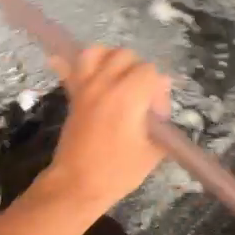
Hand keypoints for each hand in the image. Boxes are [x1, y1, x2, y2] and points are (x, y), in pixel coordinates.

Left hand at [42, 45, 170, 210]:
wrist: (77, 183)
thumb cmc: (118, 171)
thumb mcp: (152, 151)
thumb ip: (160, 120)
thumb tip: (162, 94)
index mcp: (127, 96)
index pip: (150, 72)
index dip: (158, 91)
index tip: (156, 115)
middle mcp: (103, 84)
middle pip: (124, 55)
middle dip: (138, 71)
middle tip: (141, 98)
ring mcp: (84, 87)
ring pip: (96, 52)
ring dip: (110, 60)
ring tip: (119, 81)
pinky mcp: (72, 95)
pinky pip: (71, 67)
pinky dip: (77, 64)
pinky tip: (84, 71)